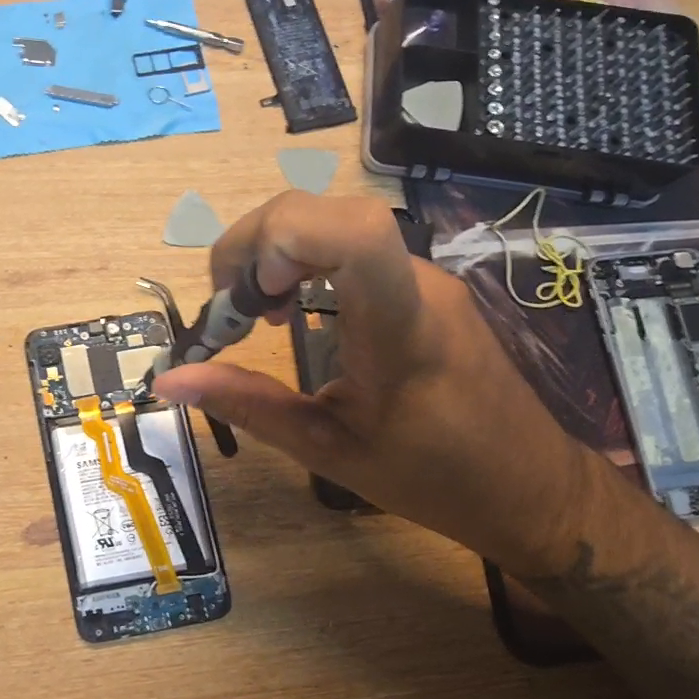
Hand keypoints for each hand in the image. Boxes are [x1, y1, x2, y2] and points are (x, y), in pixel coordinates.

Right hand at [151, 191, 595, 576]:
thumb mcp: (326, 450)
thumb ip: (247, 404)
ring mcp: (424, 278)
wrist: (530, 486)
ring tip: (256, 319)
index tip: (251, 300)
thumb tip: (168, 381)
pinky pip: (353, 250)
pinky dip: (303, 267)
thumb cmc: (432, 478)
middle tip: (231, 312)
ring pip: (335, 225)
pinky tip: (293, 318)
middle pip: (326, 212)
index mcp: (398, 328)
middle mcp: (416, 283)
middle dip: (254, 247)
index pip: (352, 231)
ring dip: (275, 256)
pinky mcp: (425, 286)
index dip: (280, 238)